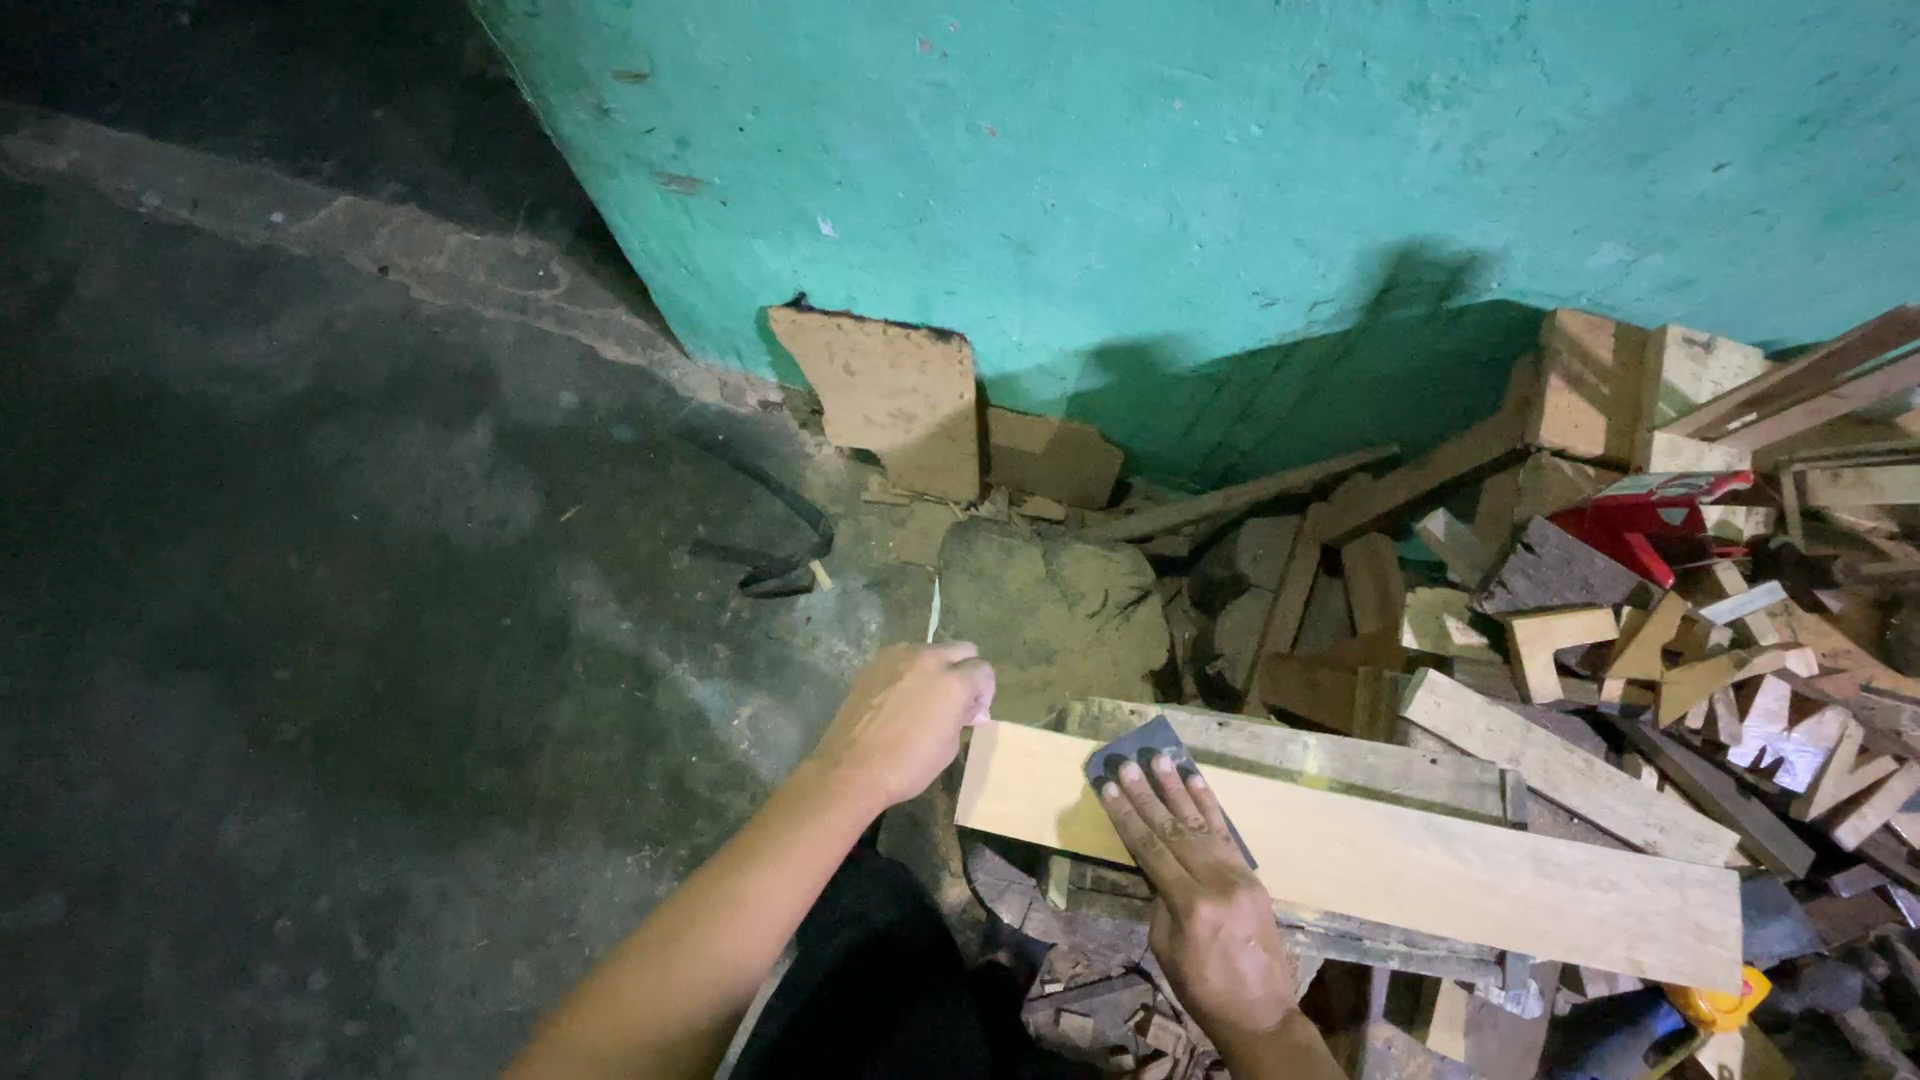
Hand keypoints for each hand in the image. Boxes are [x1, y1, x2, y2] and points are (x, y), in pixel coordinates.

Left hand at [806, 643, 995, 810]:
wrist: (852, 767)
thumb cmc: (907, 765)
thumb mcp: (948, 747)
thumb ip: (963, 718)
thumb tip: (974, 711)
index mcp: (954, 681)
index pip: (984, 669)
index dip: (985, 691)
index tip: (975, 711)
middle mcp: (929, 658)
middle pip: (962, 649)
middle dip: (965, 670)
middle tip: (956, 699)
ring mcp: (899, 655)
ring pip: (931, 650)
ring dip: (937, 667)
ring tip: (925, 696)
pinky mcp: (876, 661)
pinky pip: (904, 657)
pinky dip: (910, 670)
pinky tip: (901, 696)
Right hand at [1098, 753, 1298, 1043]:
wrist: (1261, 1013)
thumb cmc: (1202, 987)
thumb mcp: (1165, 946)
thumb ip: (1160, 899)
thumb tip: (1155, 864)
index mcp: (1189, 903)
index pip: (1149, 847)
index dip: (1126, 815)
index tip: (1108, 786)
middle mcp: (1215, 881)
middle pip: (1172, 828)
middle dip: (1145, 793)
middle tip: (1126, 763)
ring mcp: (1237, 874)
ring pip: (1199, 822)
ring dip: (1175, 788)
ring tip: (1158, 758)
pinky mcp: (1250, 874)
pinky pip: (1225, 832)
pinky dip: (1209, 804)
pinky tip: (1195, 780)